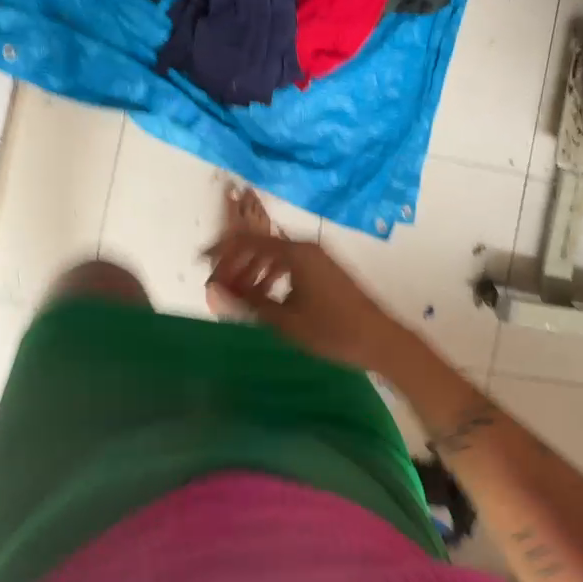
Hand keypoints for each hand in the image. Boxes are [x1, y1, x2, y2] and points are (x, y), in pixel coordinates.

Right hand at [204, 233, 414, 370]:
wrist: (380, 339)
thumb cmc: (332, 331)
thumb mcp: (284, 320)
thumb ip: (247, 303)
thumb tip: (213, 290)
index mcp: (295, 252)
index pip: (248, 241)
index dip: (222, 251)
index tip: (202, 264)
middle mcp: (306, 247)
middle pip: (260, 246)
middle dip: (237, 264)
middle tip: (219, 287)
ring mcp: (319, 257)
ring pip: (275, 256)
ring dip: (254, 272)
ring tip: (239, 297)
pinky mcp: (326, 269)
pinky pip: (290, 264)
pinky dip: (272, 276)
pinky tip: (266, 299)